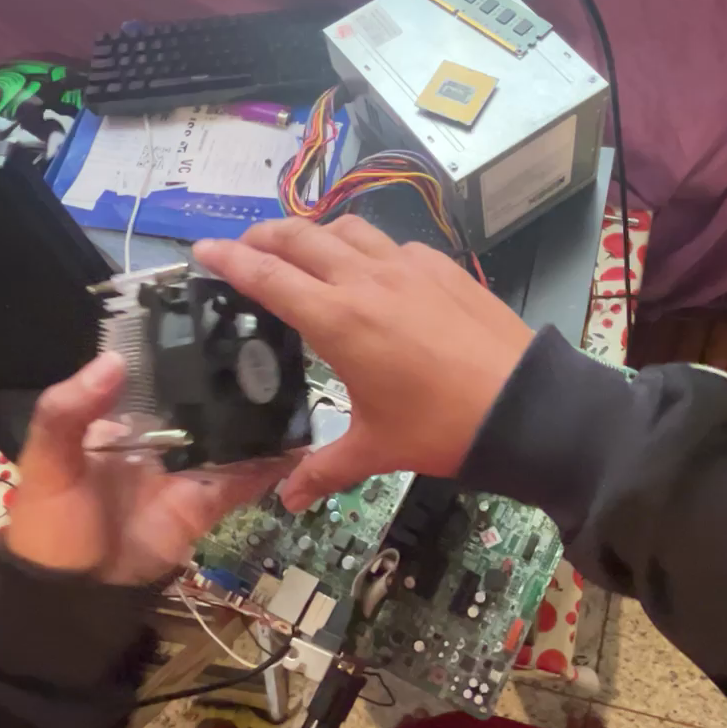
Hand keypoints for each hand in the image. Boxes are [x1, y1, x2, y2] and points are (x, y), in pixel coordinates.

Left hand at [4, 352, 292, 582]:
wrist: (77, 595)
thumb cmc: (54, 523)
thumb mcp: (47, 462)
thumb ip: (67, 411)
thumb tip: (113, 359)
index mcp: (122, 418)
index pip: (158, 374)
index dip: (185, 349)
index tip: (223, 318)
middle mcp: (162, 436)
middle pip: (206, 401)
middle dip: (237, 381)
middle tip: (278, 351)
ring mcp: (190, 468)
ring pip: (234, 436)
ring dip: (263, 420)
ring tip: (300, 392)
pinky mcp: (210, 500)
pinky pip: (246, 479)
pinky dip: (273, 466)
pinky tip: (302, 447)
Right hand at [193, 216, 533, 509]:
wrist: (523, 405)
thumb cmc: (441, 427)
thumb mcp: (376, 449)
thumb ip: (325, 470)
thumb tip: (288, 500)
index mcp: (338, 320)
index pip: (267, 276)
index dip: (229, 259)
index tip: (203, 250)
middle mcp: (367, 280)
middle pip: (300, 236)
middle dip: (264, 236)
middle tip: (246, 248)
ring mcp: (408, 267)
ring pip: (347, 228)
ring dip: (315, 233)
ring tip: (304, 252)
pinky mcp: (442, 267)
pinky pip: (391, 243)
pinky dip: (366, 246)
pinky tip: (371, 271)